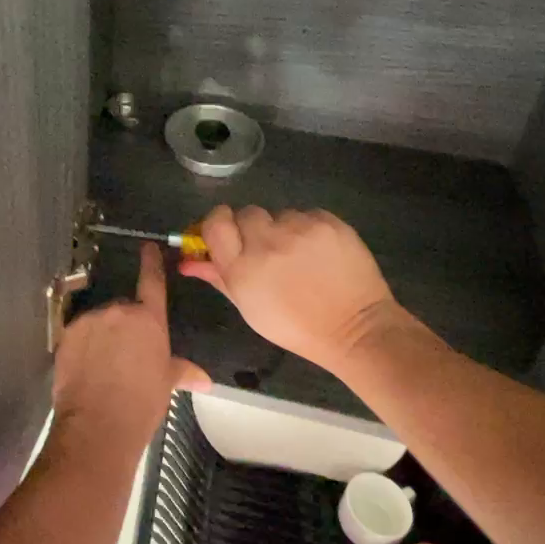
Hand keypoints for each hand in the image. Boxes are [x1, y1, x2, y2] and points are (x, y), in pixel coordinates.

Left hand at [51, 247, 210, 464]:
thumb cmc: (141, 404)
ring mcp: (90, 320)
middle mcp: (118, 311)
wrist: (99, 425)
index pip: (151, 281)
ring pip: (100, 321)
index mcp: (148, 319)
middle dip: (126, 325)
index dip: (151, 262)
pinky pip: (80, 334)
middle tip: (128, 354)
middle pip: (124, 308)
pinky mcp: (67, 334)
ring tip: (106, 368)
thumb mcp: (166, 384)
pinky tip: (87, 369)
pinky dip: (84, 346)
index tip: (148, 247)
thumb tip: (205, 380)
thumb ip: (182, 371)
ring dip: (103, 336)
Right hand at [180, 206, 397, 373]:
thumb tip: (188, 260)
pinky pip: (307, 214)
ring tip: (300, 256)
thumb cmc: (296, 326)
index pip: (215, 222)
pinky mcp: (328, 223)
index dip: (219, 224)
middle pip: (246, 213)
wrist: (356, 331)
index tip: (228, 233)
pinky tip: (320, 252)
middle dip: (253, 228)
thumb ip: (217, 278)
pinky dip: (310, 229)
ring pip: (279, 214)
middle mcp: (267, 243)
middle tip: (268, 250)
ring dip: (284, 229)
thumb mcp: (250, 309)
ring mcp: (299, 230)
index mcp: (243, 268)